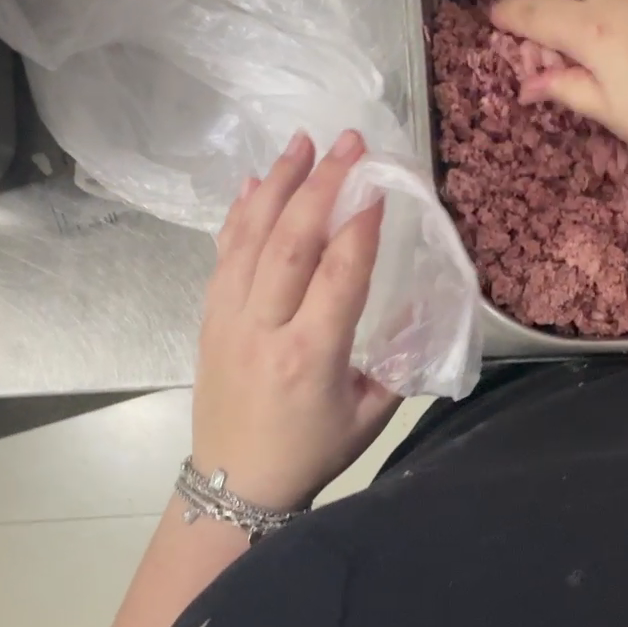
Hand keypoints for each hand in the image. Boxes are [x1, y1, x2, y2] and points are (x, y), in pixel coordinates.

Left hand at [192, 130, 400, 511]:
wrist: (234, 484)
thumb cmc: (313, 453)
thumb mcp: (370, 416)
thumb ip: (396, 362)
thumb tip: (417, 307)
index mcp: (311, 357)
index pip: (339, 276)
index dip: (361, 228)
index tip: (379, 187)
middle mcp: (264, 328)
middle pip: (292, 242)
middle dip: (321, 184)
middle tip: (347, 142)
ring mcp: (229, 318)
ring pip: (251, 238)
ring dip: (278, 185)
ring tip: (301, 142)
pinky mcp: (210, 317)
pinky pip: (224, 254)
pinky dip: (240, 214)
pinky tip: (254, 183)